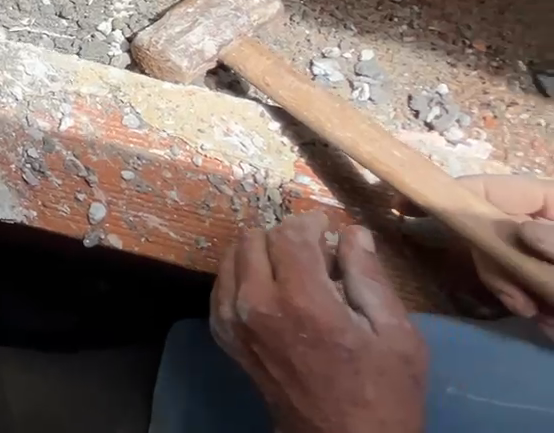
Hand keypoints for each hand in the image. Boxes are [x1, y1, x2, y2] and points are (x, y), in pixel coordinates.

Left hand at [210, 213, 426, 432]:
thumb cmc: (382, 391)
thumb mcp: (396, 337)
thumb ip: (370, 278)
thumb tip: (352, 233)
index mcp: (302, 302)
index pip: (289, 236)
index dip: (307, 223)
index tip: (324, 223)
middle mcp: (255, 301)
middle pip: (254, 239)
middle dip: (283, 236)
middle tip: (313, 250)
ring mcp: (230, 314)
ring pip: (232, 255)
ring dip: (260, 251)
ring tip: (294, 269)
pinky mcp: (218, 326)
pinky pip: (223, 280)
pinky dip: (244, 273)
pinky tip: (272, 287)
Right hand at [455, 174, 553, 336]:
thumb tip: (521, 233)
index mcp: (551, 202)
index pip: (485, 189)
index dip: (443, 196)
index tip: (404, 210)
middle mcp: (542, 222)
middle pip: (488, 230)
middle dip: (496, 267)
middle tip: (519, 304)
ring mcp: (545, 255)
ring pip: (506, 264)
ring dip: (520, 295)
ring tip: (547, 323)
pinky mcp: (551, 283)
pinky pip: (530, 290)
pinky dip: (539, 310)